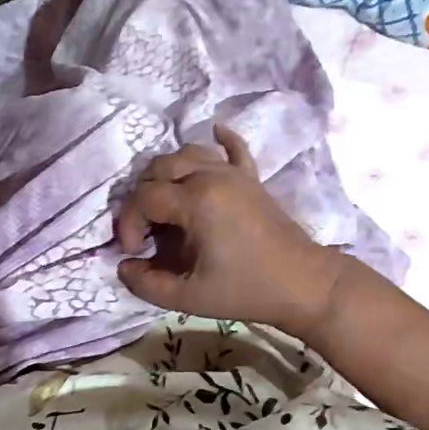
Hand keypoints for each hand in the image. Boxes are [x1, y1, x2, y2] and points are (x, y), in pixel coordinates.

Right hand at [115, 125, 343, 336]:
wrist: (304, 285)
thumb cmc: (245, 291)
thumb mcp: (188, 297)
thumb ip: (146, 284)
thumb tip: (124, 267)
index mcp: (196, 201)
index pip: (144, 198)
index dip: (128, 224)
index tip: (133, 251)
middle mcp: (212, 176)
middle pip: (159, 168)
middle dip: (142, 198)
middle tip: (146, 231)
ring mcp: (234, 173)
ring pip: (187, 153)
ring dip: (166, 173)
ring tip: (164, 203)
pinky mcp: (252, 179)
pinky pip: (233, 148)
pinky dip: (220, 140)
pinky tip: (214, 132)